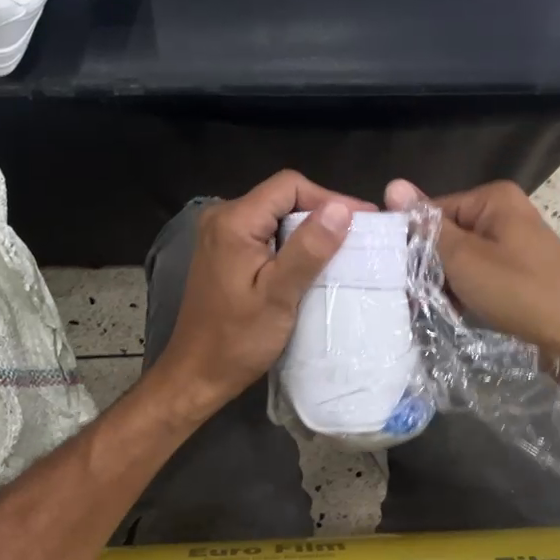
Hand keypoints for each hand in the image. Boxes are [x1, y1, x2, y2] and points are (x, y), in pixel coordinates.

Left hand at [149, 172, 376, 415]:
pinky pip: (264, 235)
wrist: (197, 373)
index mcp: (233, 221)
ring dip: (308, 231)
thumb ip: (308, 249)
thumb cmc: (237, 340)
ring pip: (275, 216)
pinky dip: (290, 245)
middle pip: (282, 198)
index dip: (329, 198)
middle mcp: (221, 218)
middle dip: (322, 214)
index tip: (363, 222)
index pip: (289, 186)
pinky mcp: (223, 253)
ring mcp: (220, 236)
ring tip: (343, 252)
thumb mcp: (279, 296)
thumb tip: (342, 209)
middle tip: (358, 239)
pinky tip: (312, 264)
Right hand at [386, 179, 559, 387]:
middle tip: (416, 296)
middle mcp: (505, 213)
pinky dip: (465, 292)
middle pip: (446, 235)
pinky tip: (458, 311)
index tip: (398, 273)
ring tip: (435, 307)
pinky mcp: (518, 271)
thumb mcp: (463, 257)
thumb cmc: (518, 292)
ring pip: (459, 259)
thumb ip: (426, 225)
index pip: (430, 211)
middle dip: (429, 265)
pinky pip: (478, 275)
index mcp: (493, 198)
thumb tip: (392, 185)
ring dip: (444, 283)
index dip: (411, 241)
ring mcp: (514, 243)